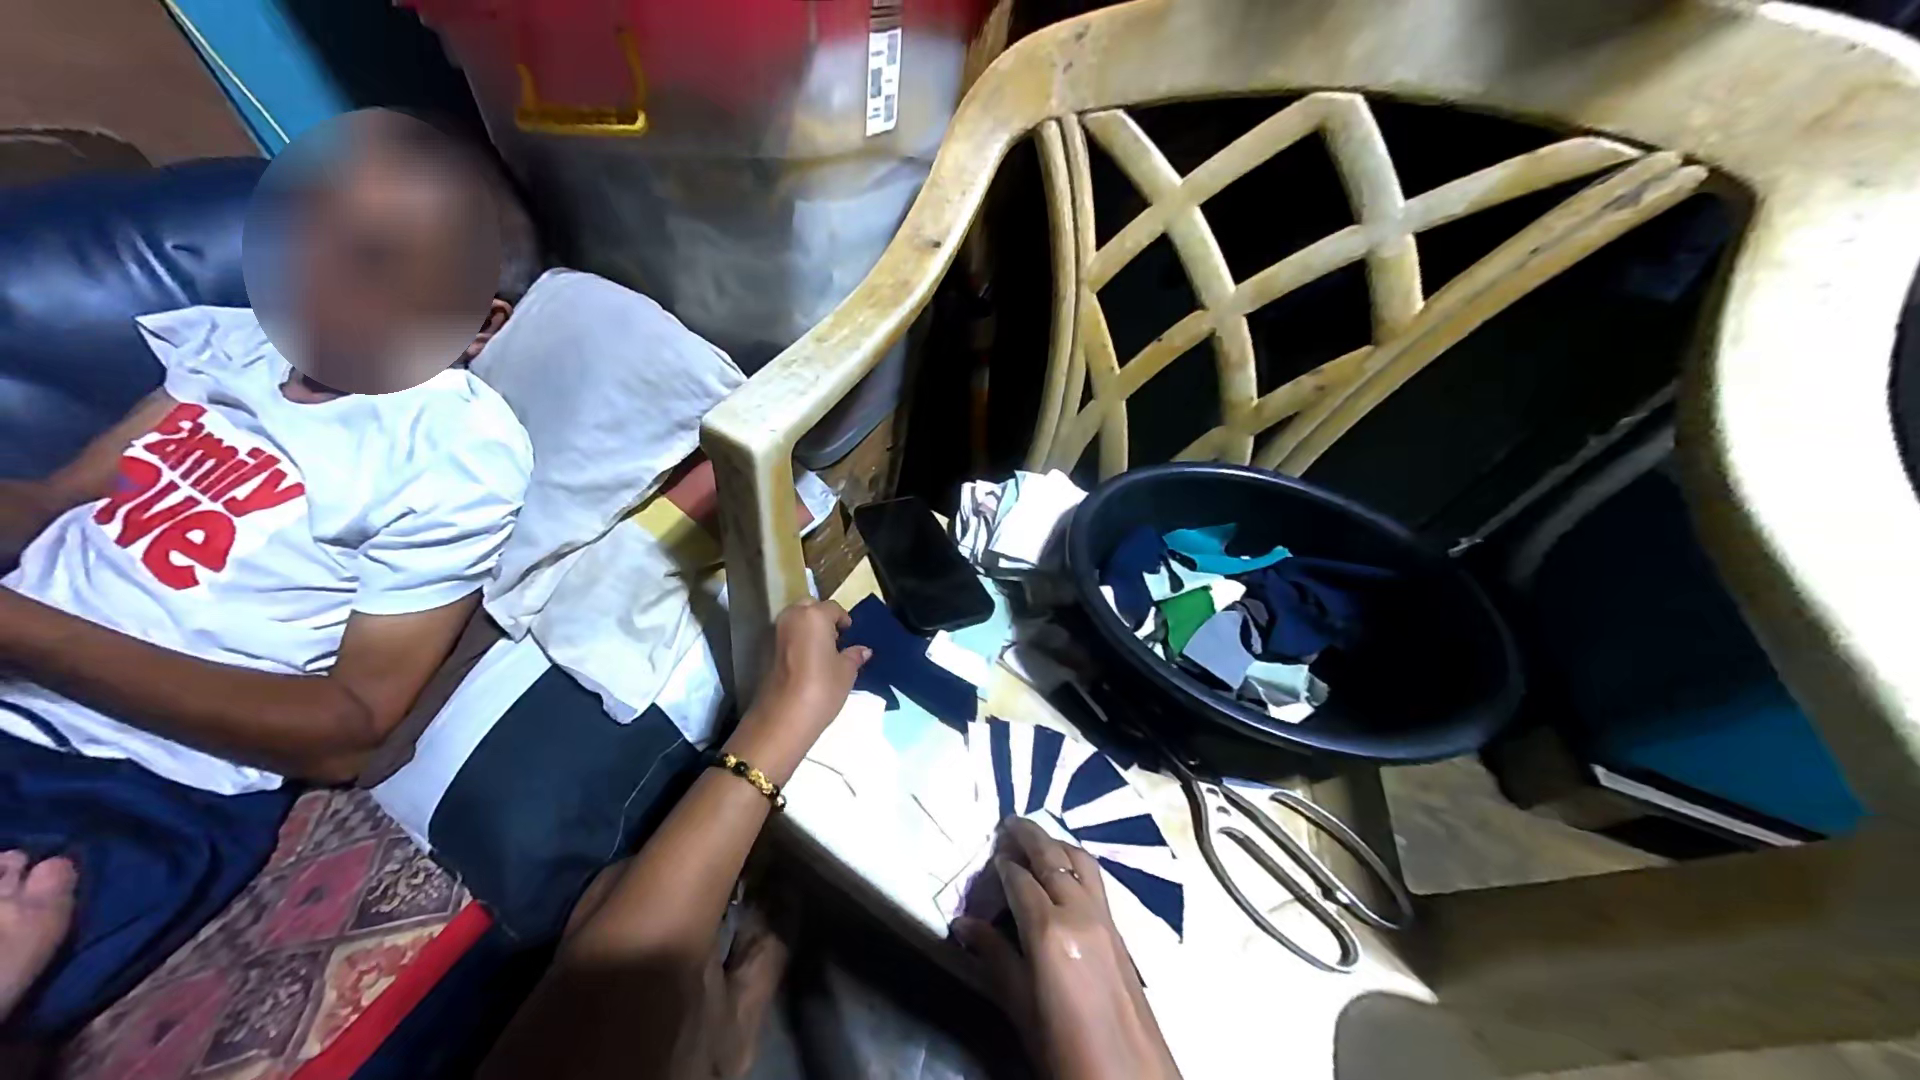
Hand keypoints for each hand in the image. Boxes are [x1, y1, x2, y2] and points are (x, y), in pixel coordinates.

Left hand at [725, 600, 868, 783]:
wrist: (783, 717)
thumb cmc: (822, 688)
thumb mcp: (846, 672)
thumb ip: (854, 655)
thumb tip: (863, 650)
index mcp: (814, 615)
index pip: (833, 608)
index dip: (844, 621)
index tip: (850, 636)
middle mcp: (792, 617)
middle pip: (810, 608)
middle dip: (823, 618)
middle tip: (836, 639)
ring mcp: (776, 633)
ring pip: (796, 620)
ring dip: (809, 629)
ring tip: (823, 652)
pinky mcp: (767, 650)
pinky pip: (787, 636)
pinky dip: (798, 641)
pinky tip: (808, 662)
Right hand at [952, 818, 1181, 1079]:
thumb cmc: (1066, 1051)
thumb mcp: (1022, 1010)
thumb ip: (995, 958)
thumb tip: (964, 924)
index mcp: (1050, 931)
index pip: (1020, 879)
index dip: (1001, 865)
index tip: (987, 856)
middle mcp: (1080, 912)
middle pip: (1052, 858)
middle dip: (1028, 835)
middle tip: (1007, 822)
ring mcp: (1106, 918)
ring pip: (1080, 861)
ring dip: (1055, 844)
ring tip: (1033, 839)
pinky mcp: (1121, 930)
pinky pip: (1094, 879)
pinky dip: (1074, 862)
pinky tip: (1062, 871)